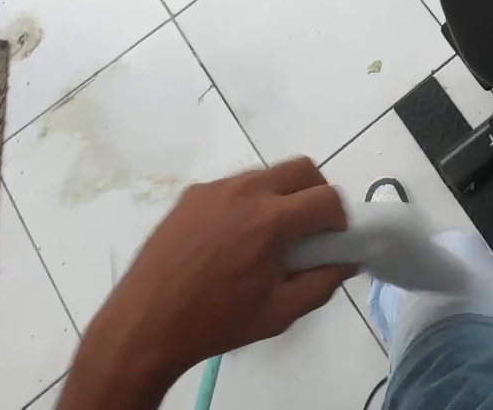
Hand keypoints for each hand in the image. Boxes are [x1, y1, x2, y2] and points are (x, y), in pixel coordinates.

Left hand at [60, 158, 356, 409]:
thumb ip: (322, 282)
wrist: (143, 324)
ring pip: (267, 173)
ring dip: (281, 195)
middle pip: (302, 167)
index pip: (326, 198)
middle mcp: (247, 190)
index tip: (334, 238)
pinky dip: (247, 201)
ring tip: (267, 235)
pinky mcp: (193, 192)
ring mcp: (217, 187)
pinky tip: (231, 238)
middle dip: (316, 191)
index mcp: (271, 220)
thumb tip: (350, 259)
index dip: (340, 217)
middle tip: (310, 227)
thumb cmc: (215, 323)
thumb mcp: (277, 314)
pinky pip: (234, 185)